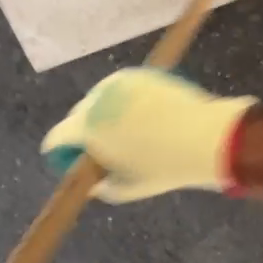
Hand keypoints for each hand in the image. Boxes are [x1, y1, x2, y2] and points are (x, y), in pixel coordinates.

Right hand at [40, 68, 257, 200]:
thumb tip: (94, 182)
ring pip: (100, 98)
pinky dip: (123, 100)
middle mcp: (97, 99)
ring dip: (103, 113)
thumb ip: (102, 186)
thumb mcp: (127, 188)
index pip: (57, 137)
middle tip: (100, 147)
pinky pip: (122, 89)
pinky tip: (139, 114)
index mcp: (86, 128)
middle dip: (82, 131)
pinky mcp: (142, 74)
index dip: (60, 151)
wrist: (205, 135)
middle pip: (78, 115)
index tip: (69, 160)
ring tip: (124, 130)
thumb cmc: (163, 167)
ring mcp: (120, 82)